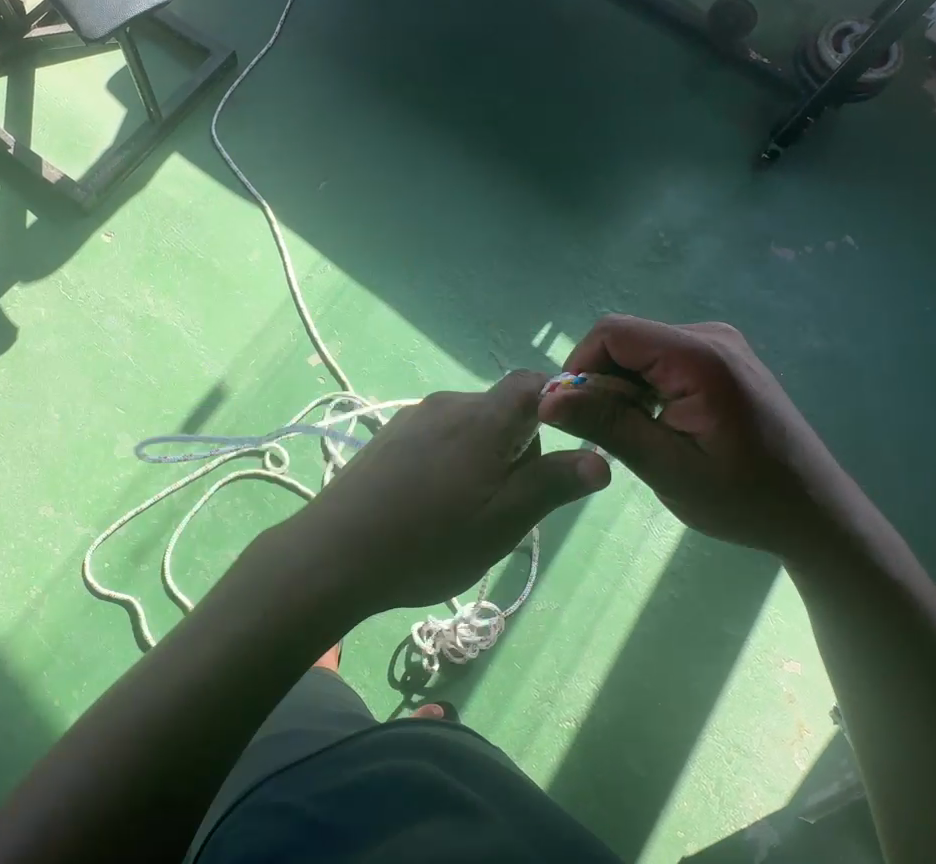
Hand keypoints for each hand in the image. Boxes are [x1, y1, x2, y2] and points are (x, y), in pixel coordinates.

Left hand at [267, 371, 609, 620]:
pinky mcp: (387, 438)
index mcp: (482, 418)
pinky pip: (436, 439)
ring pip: (469, 428)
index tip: (560, 449)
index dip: (556, 404)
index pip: (532, 382)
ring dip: (481, 460)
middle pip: (502, 410)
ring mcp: (411, 419)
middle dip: (516, 449)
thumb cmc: (429, 542)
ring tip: (461, 515)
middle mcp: (446, 405)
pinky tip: (427, 507)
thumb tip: (601, 458)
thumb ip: (552, 484)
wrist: (334, 553)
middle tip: (503, 507)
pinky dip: (447, 464)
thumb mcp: (503, 522)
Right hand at [538, 316, 860, 560]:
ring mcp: (720, 346)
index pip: (611, 333)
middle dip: (601, 382)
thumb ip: (606, 425)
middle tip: (607, 436)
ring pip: (640, 351)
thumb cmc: (743, 500)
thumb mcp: (666, 468)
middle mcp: (711, 337)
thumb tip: (546, 399)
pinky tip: (660, 428)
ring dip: (623, 389)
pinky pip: (662, 360)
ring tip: (638, 437)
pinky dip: (646, 390)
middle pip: (625, 340)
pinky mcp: (723, 360)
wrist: (815, 515)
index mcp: (700, 357)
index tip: (572, 415)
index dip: (579, 366)